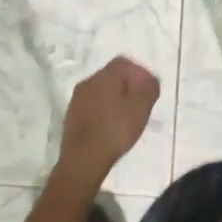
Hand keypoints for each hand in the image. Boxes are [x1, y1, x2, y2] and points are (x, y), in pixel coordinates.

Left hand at [57, 57, 160, 188]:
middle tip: (141, 103)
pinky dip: (104, 109)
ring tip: (127, 116)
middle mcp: (88, 82)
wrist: (83, 159)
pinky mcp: (71, 115)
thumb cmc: (115, 130)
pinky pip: (92, 104)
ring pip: (101, 90)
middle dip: (128, 85)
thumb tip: (150, 80)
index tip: (148, 89)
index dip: (139, 72)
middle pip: (111, 75)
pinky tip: (111, 125)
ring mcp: (77, 99)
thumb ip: (148, 89)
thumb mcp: (141, 109)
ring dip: (115, 98)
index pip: (123, 63)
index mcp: (104, 77)